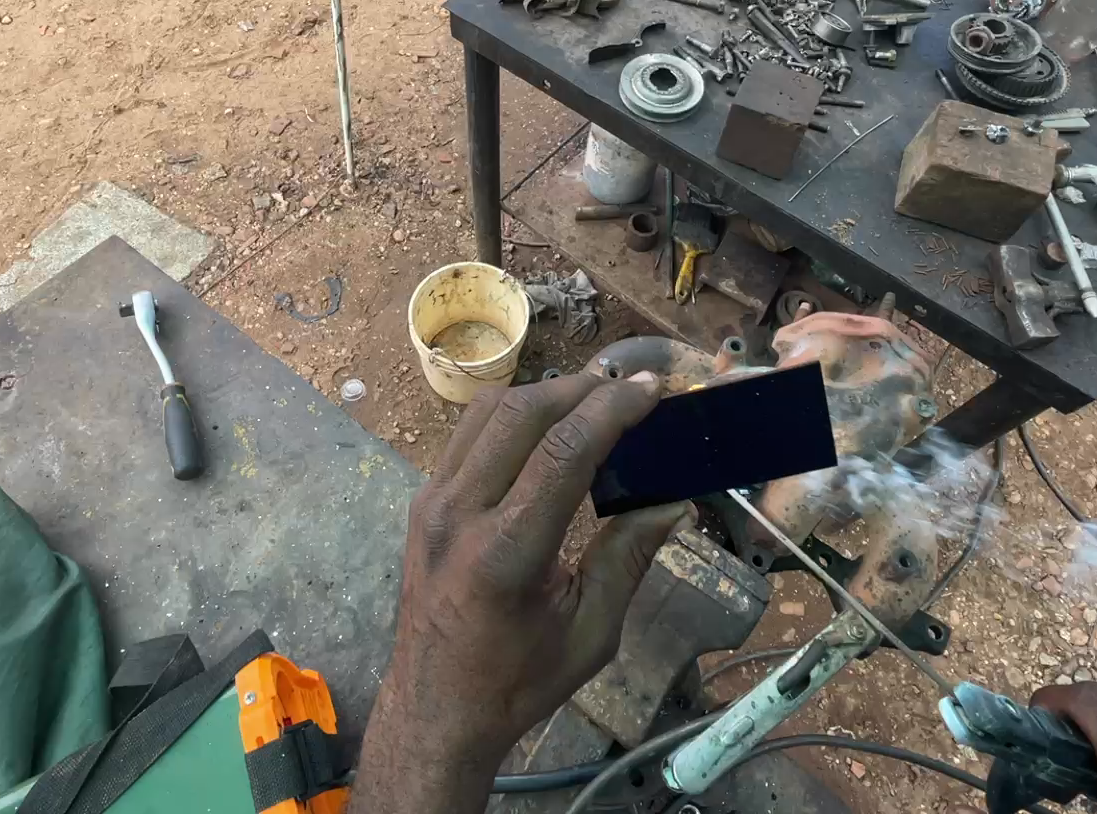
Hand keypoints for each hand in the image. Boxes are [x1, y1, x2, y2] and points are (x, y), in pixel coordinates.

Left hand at [349, 373, 693, 813]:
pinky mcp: (423, 497)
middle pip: (521, 412)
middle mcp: (460, 512)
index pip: (563, 450)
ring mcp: (432, 499)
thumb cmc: (520, 680)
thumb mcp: (592, 631)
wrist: (434, 707)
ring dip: (544, 393)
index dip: (612, 409)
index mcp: (507, 553)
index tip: (650, 389)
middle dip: (580, 387)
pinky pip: (469, 431)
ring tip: (589, 400)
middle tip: (625, 389)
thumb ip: (630, 555)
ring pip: (489, 409)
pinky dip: (513, 413)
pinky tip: (544, 426)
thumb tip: (673, 498)